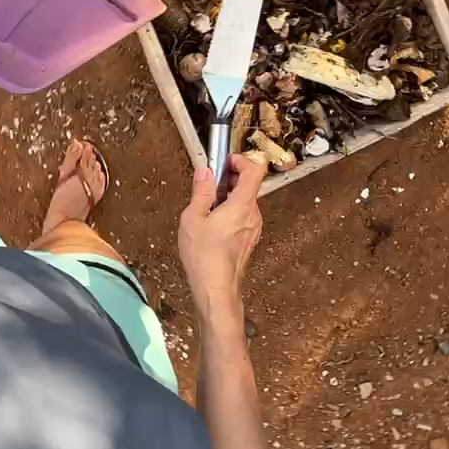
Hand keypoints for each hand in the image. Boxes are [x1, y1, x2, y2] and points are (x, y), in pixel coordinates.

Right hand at [177, 153, 267, 324]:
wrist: (216, 289)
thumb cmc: (205, 257)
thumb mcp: (193, 218)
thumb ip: (201, 192)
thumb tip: (205, 172)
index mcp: (242, 205)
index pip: (254, 171)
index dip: (241, 160)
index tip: (226, 160)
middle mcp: (253, 215)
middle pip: (249, 186)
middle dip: (229, 179)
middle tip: (209, 182)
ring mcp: (253, 229)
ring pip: (245, 202)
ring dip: (228, 196)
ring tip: (206, 205)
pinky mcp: (248, 240)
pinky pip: (242, 216)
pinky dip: (230, 211)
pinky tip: (212, 222)